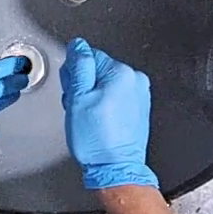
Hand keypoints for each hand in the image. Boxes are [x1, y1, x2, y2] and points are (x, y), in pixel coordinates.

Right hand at [59, 38, 158, 189]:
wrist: (115, 167)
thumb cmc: (97, 139)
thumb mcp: (78, 98)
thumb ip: (78, 67)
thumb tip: (78, 46)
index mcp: (121, 73)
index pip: (88, 56)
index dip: (74, 74)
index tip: (72, 91)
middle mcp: (135, 80)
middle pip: (98, 69)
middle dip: (84, 84)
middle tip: (80, 106)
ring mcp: (139, 94)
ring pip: (105, 83)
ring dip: (93, 95)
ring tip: (89, 116)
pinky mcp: (139, 107)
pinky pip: (115, 96)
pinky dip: (104, 104)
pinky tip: (99, 120)